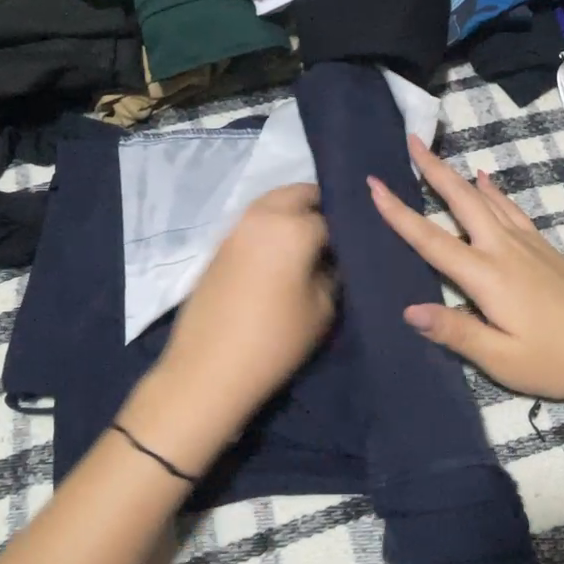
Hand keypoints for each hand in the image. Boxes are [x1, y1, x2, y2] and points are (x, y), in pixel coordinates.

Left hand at [125, 184, 336, 469]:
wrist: (208, 370)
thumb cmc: (274, 340)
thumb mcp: (322, 309)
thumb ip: (332, 273)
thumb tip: (331, 257)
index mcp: (293, 226)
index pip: (331, 215)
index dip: (347, 230)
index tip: (356, 244)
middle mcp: (262, 216)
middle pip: (298, 193)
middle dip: (318, 206)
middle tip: (333, 236)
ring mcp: (235, 228)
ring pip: (272, 203)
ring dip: (292, 213)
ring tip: (307, 245)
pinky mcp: (218, 245)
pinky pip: (253, 222)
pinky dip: (270, 227)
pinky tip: (279, 256)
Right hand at [368, 138, 563, 411]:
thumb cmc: (557, 360)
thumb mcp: (502, 359)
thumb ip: (456, 331)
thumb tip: (408, 308)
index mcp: (486, 277)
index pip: (431, 239)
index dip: (399, 212)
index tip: (374, 184)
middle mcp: (502, 249)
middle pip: (460, 201)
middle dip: (432, 170)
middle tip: (409, 141)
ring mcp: (525, 243)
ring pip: (483, 198)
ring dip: (456, 175)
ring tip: (433, 155)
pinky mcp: (542, 246)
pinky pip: (509, 208)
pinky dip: (492, 190)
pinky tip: (485, 179)